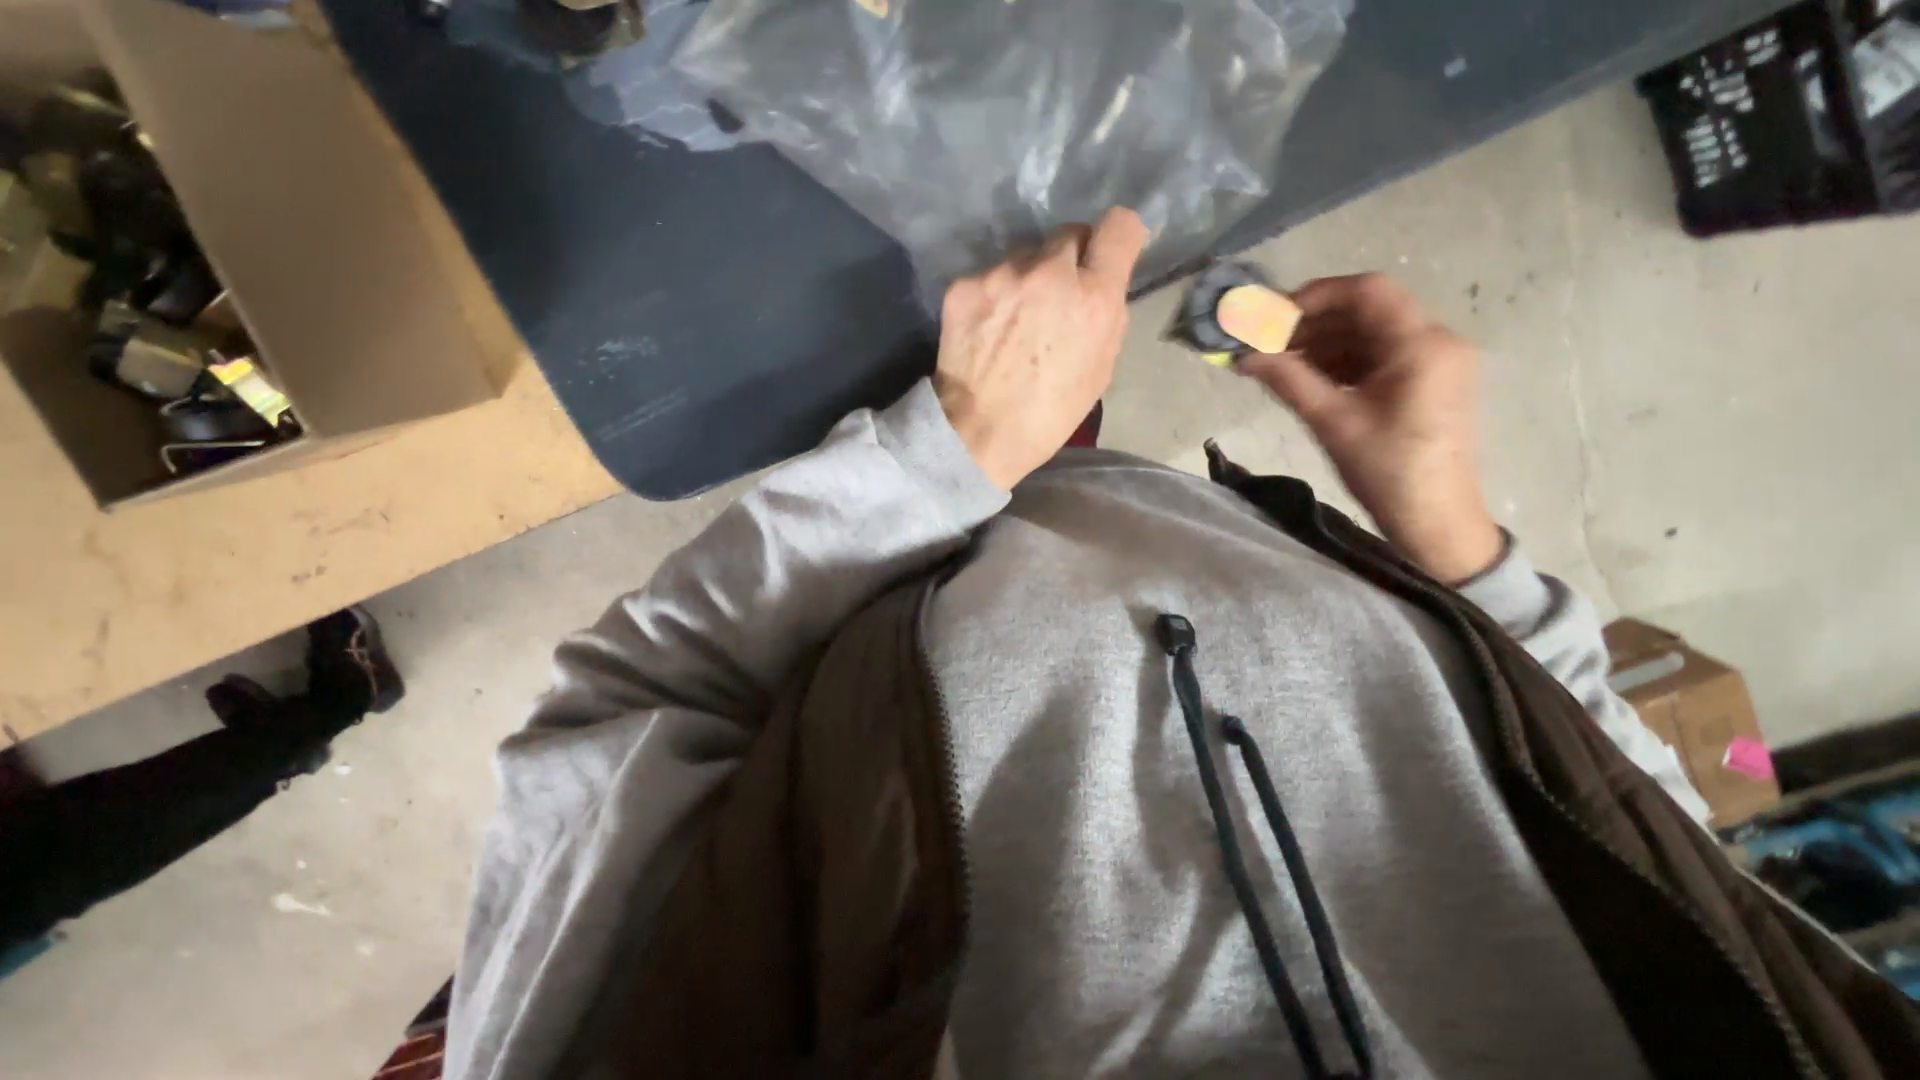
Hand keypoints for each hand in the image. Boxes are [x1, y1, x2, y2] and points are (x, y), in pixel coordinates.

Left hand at [934, 207, 1148, 490]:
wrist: (977, 434)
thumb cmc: (1049, 413)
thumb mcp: (1101, 368)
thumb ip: (1107, 314)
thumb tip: (1103, 285)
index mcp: (1094, 297)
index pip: (1119, 226)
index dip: (1118, 236)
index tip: (1111, 249)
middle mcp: (1049, 273)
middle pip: (1069, 233)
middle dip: (1070, 257)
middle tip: (1059, 292)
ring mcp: (1002, 275)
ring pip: (1025, 255)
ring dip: (1028, 277)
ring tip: (1017, 319)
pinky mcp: (965, 284)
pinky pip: (990, 276)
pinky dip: (993, 295)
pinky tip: (988, 328)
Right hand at [1238, 274, 1502, 582]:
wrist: (1436, 521)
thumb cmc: (1387, 472)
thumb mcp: (1332, 422)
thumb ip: (1288, 380)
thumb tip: (1243, 357)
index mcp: (1422, 345)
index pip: (1366, 291)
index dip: (1314, 296)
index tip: (1272, 319)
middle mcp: (1437, 341)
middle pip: (1368, 310)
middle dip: (1313, 323)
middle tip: (1266, 343)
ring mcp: (1437, 361)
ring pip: (1372, 333)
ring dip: (1324, 343)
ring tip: (1279, 364)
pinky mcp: (1430, 381)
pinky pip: (1381, 355)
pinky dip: (1343, 361)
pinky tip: (1308, 377)